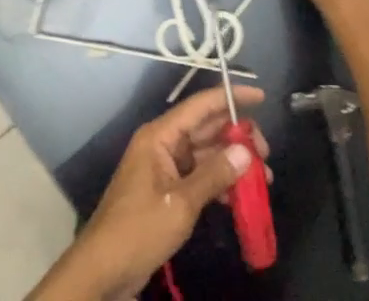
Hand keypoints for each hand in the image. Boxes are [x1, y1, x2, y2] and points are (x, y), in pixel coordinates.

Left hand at [35, 87, 268, 299]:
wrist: (102, 271)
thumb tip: (246, 152)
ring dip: (232, 163)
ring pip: (206, 153)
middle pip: (206, 128)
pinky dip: (219, 182)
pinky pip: (199, 175)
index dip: (232, 97)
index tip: (262, 98)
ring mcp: (164, 168)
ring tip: (262, 179)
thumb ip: (215, 174)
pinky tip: (240, 197)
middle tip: (266, 154)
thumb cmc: (138, 230)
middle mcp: (162, 145)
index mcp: (160, 136)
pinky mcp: (166, 191)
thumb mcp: (180, 203)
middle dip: (238, 137)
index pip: (201, 105)